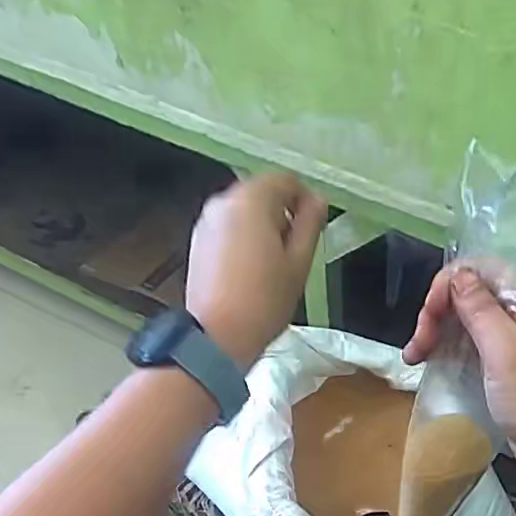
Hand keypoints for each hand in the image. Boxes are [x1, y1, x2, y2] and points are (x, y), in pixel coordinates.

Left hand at [186, 173, 326, 365]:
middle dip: (283, 213)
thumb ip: (310, 224)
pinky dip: (245, 238)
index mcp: (252, 200)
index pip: (286, 180)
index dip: (305, 200)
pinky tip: (252, 270)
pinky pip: (229, 228)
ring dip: (264, 226)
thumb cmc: (265, 301)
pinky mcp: (198, 241)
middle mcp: (224, 201)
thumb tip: (317, 200)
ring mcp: (206, 220)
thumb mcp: (299, 262)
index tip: (314, 229)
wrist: (218, 335)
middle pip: (262, 192)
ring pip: (244, 210)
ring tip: (274, 264)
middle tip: (296, 250)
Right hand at [401, 267, 515, 480]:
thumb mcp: (506, 352)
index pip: (480, 268)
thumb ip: (480, 309)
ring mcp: (514, 338)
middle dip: (437, 313)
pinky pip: (471, 344)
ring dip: (437, 333)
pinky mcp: (505, 363)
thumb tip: (457, 274)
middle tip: (417, 348)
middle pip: (469, 293)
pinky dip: (448, 350)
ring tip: (415, 358)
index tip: (428, 317)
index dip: (448, 285)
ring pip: (466, 319)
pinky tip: (429, 363)